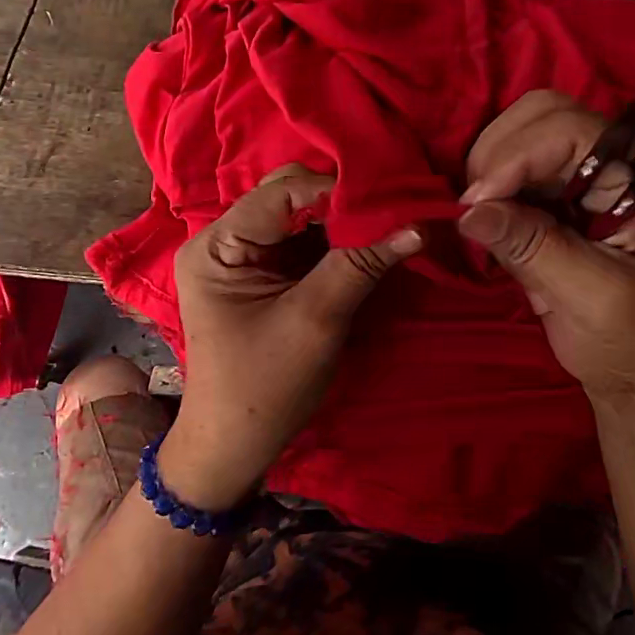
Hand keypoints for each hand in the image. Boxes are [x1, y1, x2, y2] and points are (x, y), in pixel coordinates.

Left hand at [158, 164, 421, 510]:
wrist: (233, 442)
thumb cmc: (265, 387)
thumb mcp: (315, 322)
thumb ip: (360, 266)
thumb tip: (417, 225)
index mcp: (216, 246)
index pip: (280, 193)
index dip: (336, 191)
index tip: (391, 199)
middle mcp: (220, 240)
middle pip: (284, 195)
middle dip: (339, 201)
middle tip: (391, 209)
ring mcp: (237, 255)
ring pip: (295, 214)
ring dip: (339, 219)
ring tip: (386, 221)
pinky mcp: (256, 272)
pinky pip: (297, 240)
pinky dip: (330, 240)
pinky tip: (364, 242)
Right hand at [456, 91, 634, 410]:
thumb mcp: (598, 300)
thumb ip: (535, 248)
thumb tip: (468, 212)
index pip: (574, 129)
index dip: (518, 155)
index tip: (477, 203)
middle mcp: (619, 168)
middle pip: (543, 116)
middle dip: (498, 154)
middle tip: (474, 206)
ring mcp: (586, 186)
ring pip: (519, 142)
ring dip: (489, 174)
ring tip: (481, 222)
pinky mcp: (557, 209)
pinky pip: (510, 180)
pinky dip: (489, 197)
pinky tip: (487, 230)